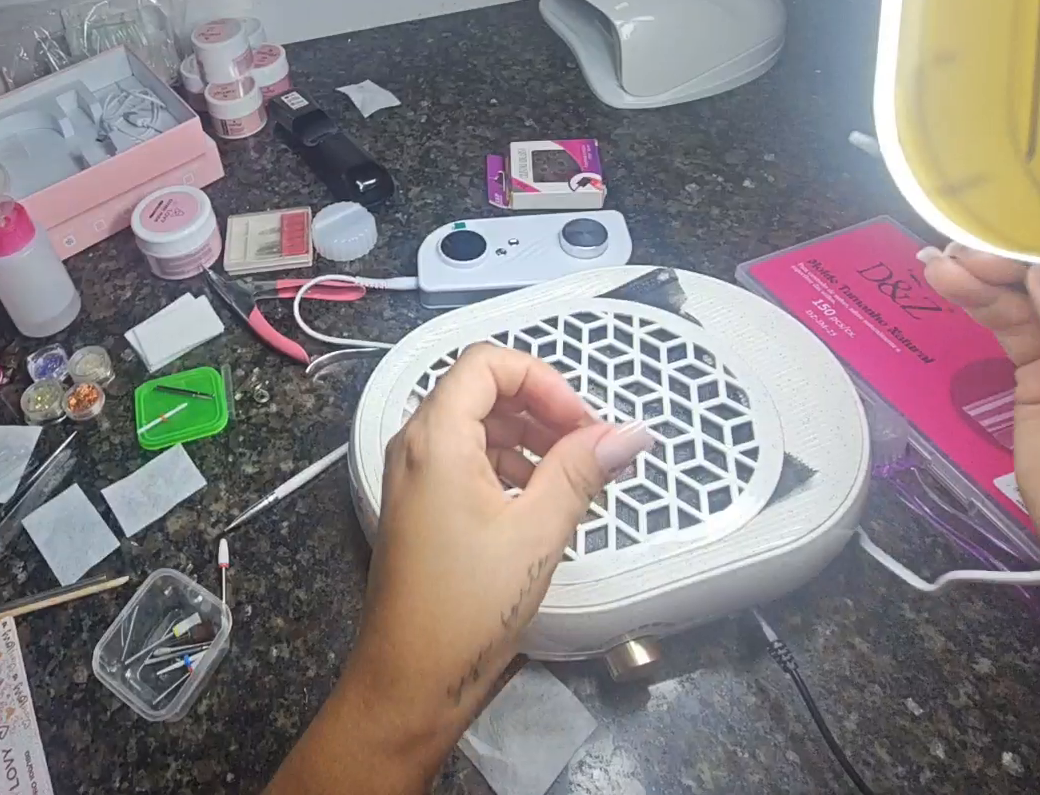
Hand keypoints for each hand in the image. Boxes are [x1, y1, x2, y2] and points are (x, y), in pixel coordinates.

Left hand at [343, 344, 651, 744]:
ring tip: (572, 477)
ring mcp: (412, 470)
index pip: (486, 363)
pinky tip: (538, 499)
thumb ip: (581, 471)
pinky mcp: (418, 498)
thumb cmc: (470, 602)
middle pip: (479, 390)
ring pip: (473, 425)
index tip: (583, 423)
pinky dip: (504, 463)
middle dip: (538, 409)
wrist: (408, 675)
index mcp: (435, 435)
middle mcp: (415, 440)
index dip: (541, 380)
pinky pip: (463, 457)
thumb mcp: (537, 532)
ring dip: (525, 438)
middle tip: (589, 450)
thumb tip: (632, 432)